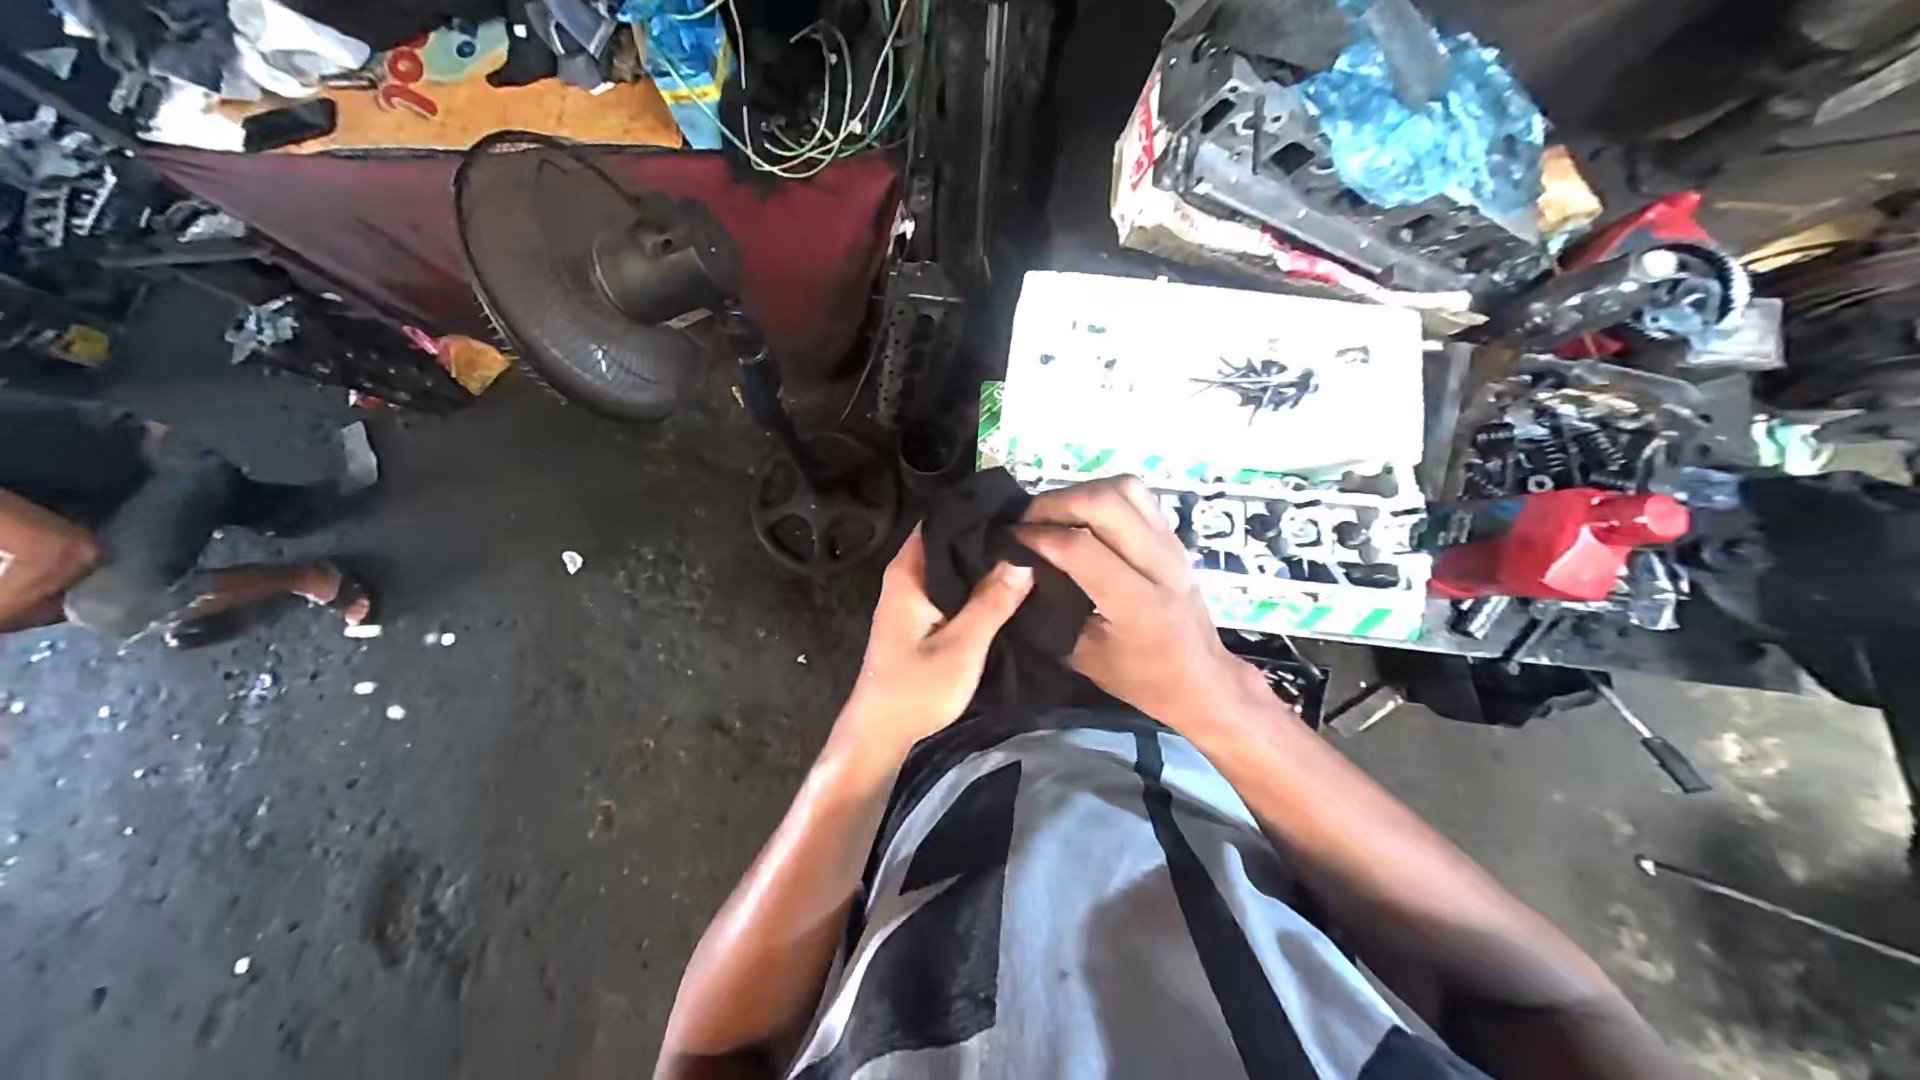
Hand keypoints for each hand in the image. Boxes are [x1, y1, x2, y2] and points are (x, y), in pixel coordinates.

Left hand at [837, 527, 1034, 755]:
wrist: (881, 733)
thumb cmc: (916, 689)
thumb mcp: (962, 646)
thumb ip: (992, 602)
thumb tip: (1024, 559)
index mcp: (908, 574)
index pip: (942, 521)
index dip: (977, 514)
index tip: (1017, 511)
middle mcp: (906, 577)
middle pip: (948, 541)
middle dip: (986, 537)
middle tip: (1031, 534)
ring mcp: (911, 597)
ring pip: (951, 565)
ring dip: (982, 562)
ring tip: (1026, 554)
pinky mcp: (920, 616)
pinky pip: (950, 585)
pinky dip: (974, 582)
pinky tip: (1005, 585)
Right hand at [1013, 477, 1270, 731]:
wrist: (1204, 681)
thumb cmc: (1143, 679)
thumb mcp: (1086, 658)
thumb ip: (1052, 614)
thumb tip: (1019, 572)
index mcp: (1139, 605)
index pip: (1081, 548)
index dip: (1038, 535)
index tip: (1011, 538)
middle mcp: (1161, 566)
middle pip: (1105, 502)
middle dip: (1056, 502)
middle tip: (1028, 520)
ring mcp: (1173, 546)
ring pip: (1124, 488)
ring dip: (1080, 492)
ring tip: (1054, 513)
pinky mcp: (1175, 537)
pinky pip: (1137, 496)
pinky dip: (1102, 495)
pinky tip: (1082, 515)